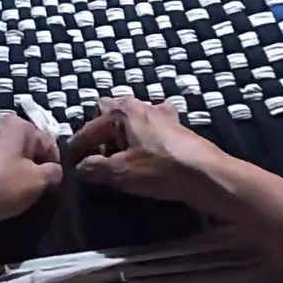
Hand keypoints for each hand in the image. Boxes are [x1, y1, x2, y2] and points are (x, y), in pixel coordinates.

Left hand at [0, 115, 62, 235]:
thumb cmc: (3, 186)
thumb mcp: (38, 180)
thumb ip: (55, 172)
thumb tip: (55, 172)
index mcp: (17, 124)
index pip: (48, 144)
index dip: (54, 167)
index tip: (52, 186)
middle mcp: (0, 127)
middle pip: (30, 151)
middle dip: (36, 170)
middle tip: (37, 191)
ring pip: (15, 161)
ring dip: (21, 177)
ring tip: (20, 196)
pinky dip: (5, 181)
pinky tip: (4, 196)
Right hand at [67, 97, 240, 214]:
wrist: (210, 176)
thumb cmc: (161, 170)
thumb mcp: (121, 172)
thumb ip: (95, 168)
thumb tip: (80, 168)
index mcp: (124, 111)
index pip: (90, 125)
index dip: (78, 145)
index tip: (71, 162)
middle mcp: (142, 106)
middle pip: (110, 114)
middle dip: (100, 134)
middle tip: (96, 157)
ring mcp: (162, 115)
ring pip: (132, 121)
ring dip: (122, 137)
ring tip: (119, 159)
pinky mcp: (178, 129)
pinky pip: (150, 130)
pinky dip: (143, 140)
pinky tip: (145, 156)